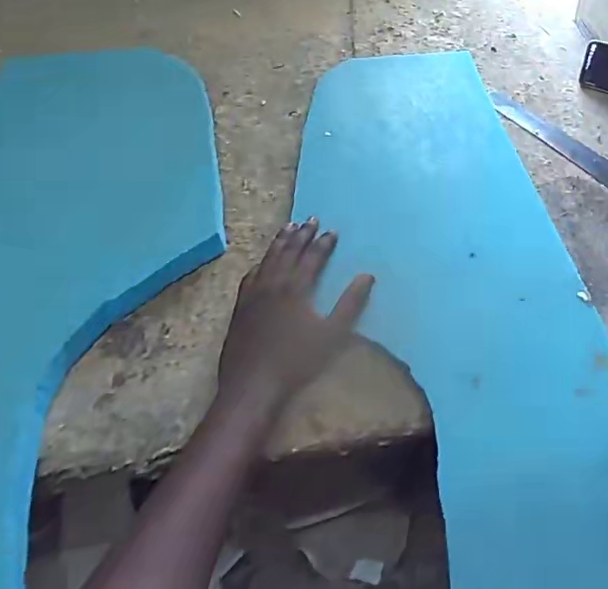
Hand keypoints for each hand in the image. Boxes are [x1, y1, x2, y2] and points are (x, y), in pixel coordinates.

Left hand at [214, 217, 372, 411]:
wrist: (251, 388)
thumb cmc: (296, 362)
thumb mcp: (332, 334)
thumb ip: (350, 303)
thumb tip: (367, 276)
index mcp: (296, 288)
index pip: (312, 258)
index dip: (323, 243)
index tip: (331, 231)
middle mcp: (273, 285)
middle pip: (288, 253)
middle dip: (301, 235)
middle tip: (310, 219)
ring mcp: (253, 296)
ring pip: (268, 260)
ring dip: (280, 242)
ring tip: (288, 228)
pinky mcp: (240, 309)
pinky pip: (250, 276)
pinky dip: (260, 263)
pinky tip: (261, 263)